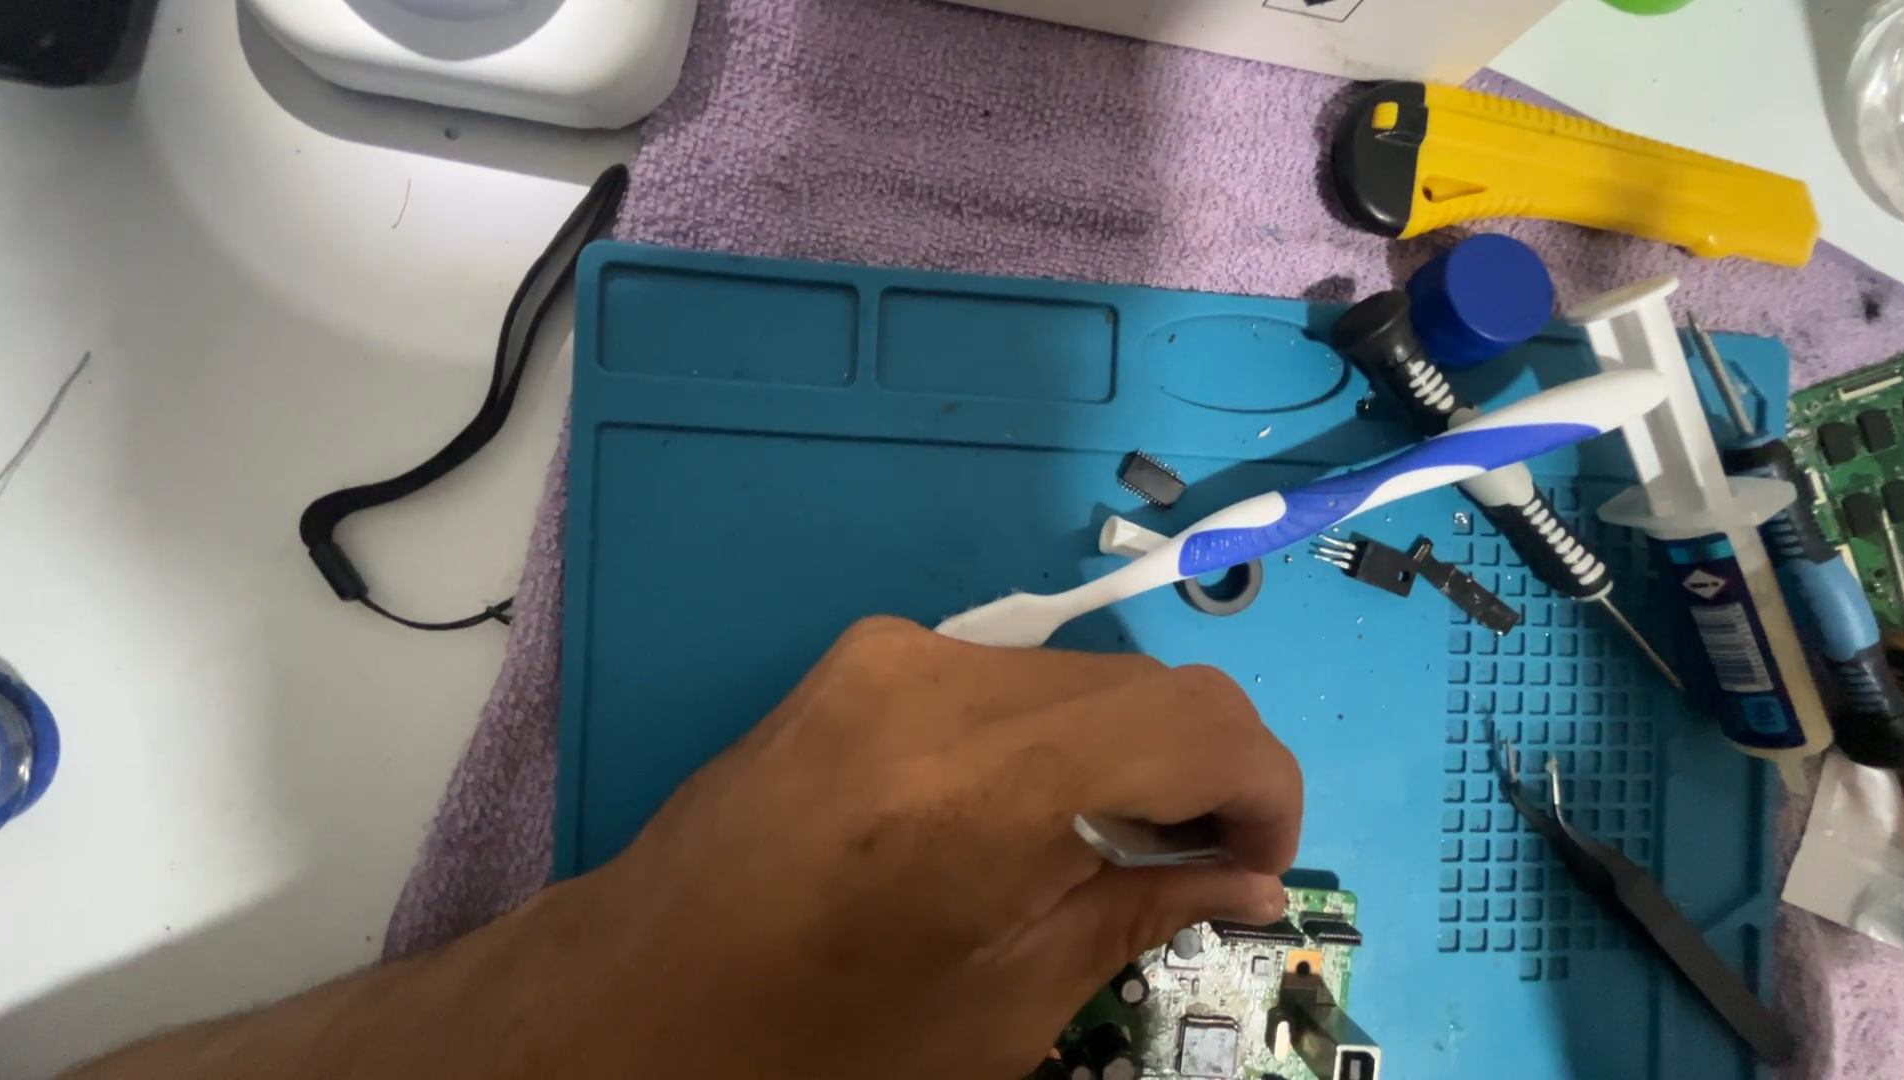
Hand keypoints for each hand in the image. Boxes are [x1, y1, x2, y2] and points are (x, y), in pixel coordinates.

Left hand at [568, 616, 1303, 1079]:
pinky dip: (1056, 728)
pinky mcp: (868, 647)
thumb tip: (1246, 877)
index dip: (1263, 785)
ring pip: (1083, 672)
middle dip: (1203, 767)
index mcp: (980, 781)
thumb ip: (1139, 913)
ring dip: (1128, 745)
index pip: (1195, 721)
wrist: (640, 988)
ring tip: (1105, 833)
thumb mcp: (1004, 1008)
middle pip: (1146, 682)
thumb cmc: (820, 1038)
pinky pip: (1012, 674)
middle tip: (1193, 856)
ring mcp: (896, 647)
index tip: (1255, 861)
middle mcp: (939, 677)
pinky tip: (1027, 798)